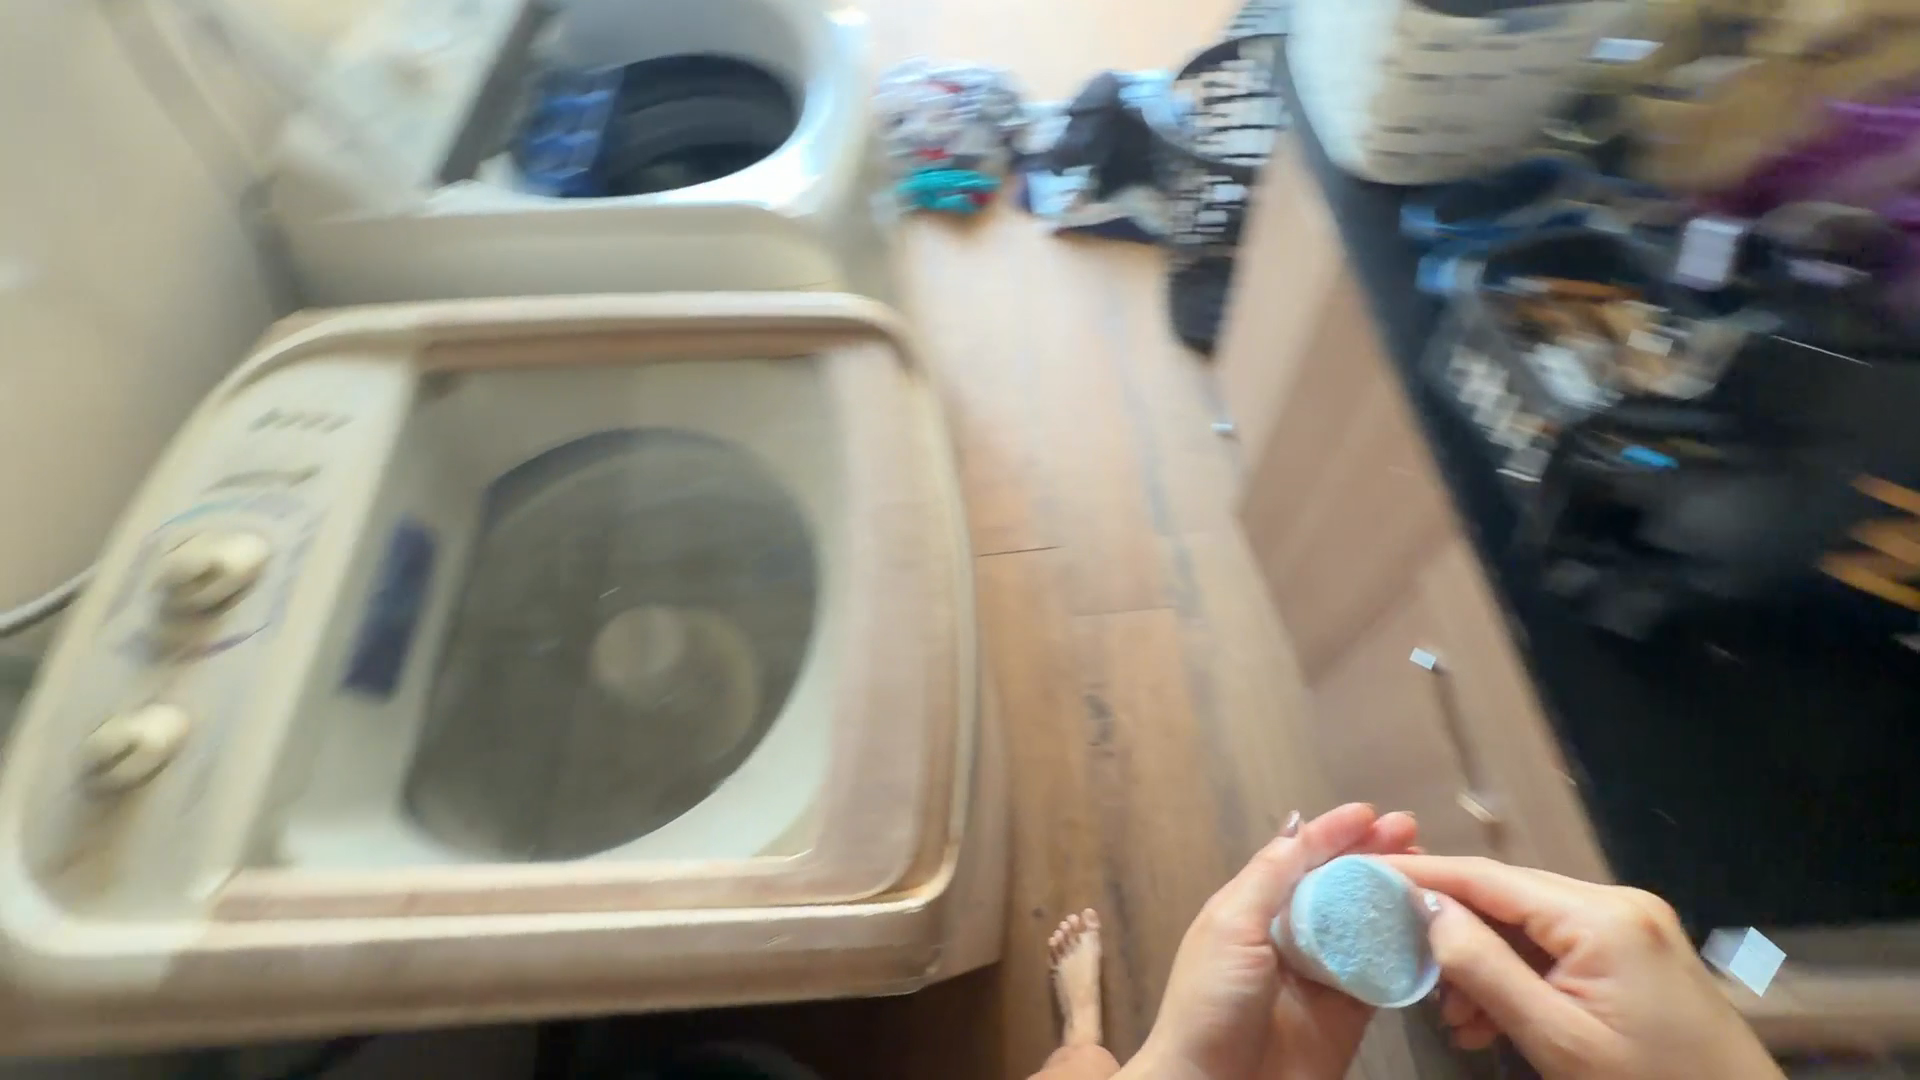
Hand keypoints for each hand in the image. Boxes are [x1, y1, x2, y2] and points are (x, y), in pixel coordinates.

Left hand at [1126, 804, 1418, 1079]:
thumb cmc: (1212, 998)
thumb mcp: (1231, 925)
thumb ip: (1269, 877)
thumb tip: (1297, 825)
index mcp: (1253, 903)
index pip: (1298, 856)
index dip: (1333, 832)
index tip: (1372, 813)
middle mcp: (1288, 930)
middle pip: (1336, 883)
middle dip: (1371, 855)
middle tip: (1413, 832)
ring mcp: (1320, 970)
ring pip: (1363, 923)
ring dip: (1393, 895)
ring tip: (1431, 870)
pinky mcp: (1348, 1012)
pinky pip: (1382, 974)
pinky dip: (1406, 951)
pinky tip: (1432, 927)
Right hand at [1385, 855, 1785, 1079]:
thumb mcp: (1558, 1039)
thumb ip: (1483, 965)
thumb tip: (1423, 906)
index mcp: (1600, 916)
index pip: (1485, 877)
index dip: (1420, 872)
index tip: (1363, 872)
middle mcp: (1613, 903)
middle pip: (1501, 897)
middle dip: (1450, 930)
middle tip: (1404, 961)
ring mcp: (1627, 926)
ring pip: (1521, 924)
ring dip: (1479, 961)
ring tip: (1453, 1013)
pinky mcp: (1631, 952)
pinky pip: (1550, 946)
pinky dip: (1514, 975)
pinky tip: (1489, 1017)